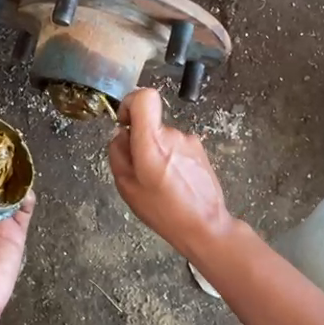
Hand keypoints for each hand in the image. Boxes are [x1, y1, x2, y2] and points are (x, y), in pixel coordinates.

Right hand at [108, 88, 235, 257]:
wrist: (205, 226)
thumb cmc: (163, 210)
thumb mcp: (127, 186)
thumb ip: (118, 154)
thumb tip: (121, 135)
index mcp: (152, 142)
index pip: (144, 97)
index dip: (130, 103)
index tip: (126, 123)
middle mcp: (172, 135)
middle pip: (149, 124)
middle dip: (141, 142)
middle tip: (141, 172)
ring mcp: (189, 141)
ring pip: (163, 137)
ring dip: (158, 153)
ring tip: (160, 182)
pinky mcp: (200, 149)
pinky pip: (177, 146)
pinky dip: (172, 159)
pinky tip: (174, 182)